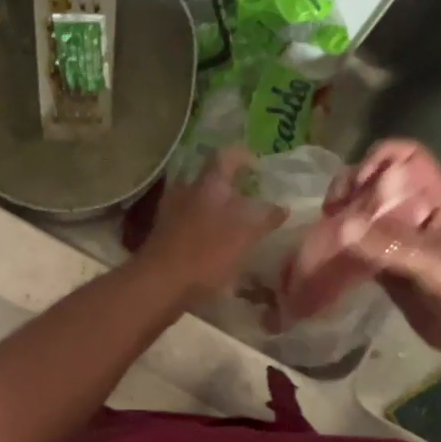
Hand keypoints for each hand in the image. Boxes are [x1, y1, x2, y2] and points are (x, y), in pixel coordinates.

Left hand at [135, 147, 284, 300]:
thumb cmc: (204, 256)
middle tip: (247, 198)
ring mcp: (170, 213)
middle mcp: (186, 192)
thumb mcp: (243, 238)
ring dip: (213, 209)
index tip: (257, 166)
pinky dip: (200, 228)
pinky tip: (212, 244)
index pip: (226, 156)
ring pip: (196, 201)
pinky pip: (185, 223)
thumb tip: (283, 207)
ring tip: (232, 223)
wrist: (157, 285)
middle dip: (229, 187)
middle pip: (209, 180)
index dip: (243, 156)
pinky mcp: (162, 236)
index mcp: (208, 185)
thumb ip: (264, 220)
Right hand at [282, 139, 440, 350]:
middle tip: (331, 208)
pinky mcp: (388, 264)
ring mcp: (401, 238)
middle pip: (379, 181)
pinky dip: (344, 245)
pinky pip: (361, 246)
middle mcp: (415, 212)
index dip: (381, 158)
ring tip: (324, 229)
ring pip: (367, 213)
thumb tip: (343, 226)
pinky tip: (327, 253)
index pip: (408, 156)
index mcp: (435, 199)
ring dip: (344, 215)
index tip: (358, 183)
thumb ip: (389, 244)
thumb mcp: (429, 262)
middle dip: (352, 187)